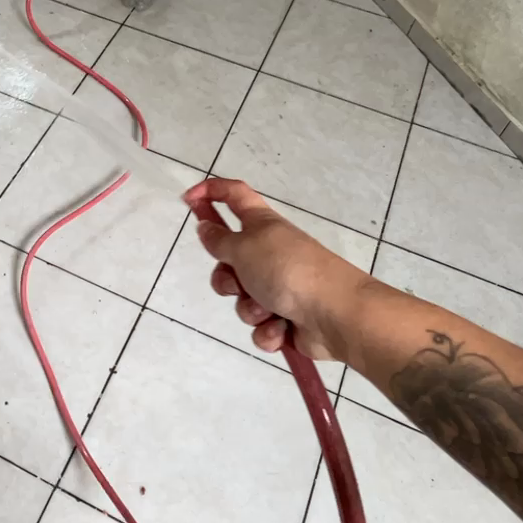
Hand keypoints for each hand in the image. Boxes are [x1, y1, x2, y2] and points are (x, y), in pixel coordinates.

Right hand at [181, 178, 369, 362]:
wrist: (335, 313)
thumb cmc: (286, 269)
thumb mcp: (244, 247)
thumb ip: (219, 239)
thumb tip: (205, 226)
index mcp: (261, 225)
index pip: (233, 196)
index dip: (211, 192)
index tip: (187, 200)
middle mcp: (270, 253)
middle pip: (230, 261)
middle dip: (226, 279)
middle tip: (238, 281)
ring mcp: (280, 286)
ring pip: (243, 299)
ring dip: (250, 309)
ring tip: (268, 310)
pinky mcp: (286, 318)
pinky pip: (260, 326)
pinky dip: (267, 331)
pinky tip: (281, 330)